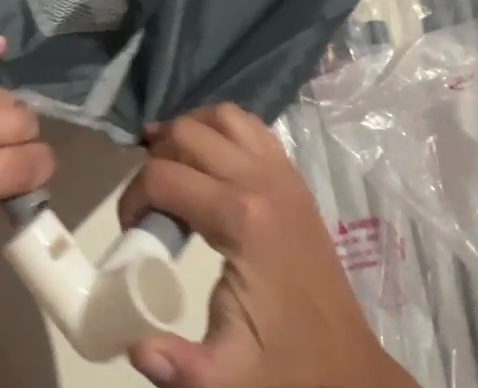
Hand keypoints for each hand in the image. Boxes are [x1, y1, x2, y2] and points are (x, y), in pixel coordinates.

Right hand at [118, 105, 411, 387]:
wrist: (346, 369)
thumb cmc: (284, 365)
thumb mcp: (226, 375)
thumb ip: (179, 365)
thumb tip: (134, 347)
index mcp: (242, 218)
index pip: (163, 176)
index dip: (134, 198)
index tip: (130, 229)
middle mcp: (263, 181)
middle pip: (188, 132)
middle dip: (155, 159)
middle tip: (148, 203)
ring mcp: (284, 174)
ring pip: (222, 117)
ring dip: (189, 134)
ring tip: (171, 169)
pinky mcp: (295, 179)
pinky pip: (251, 129)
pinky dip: (221, 133)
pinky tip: (209, 167)